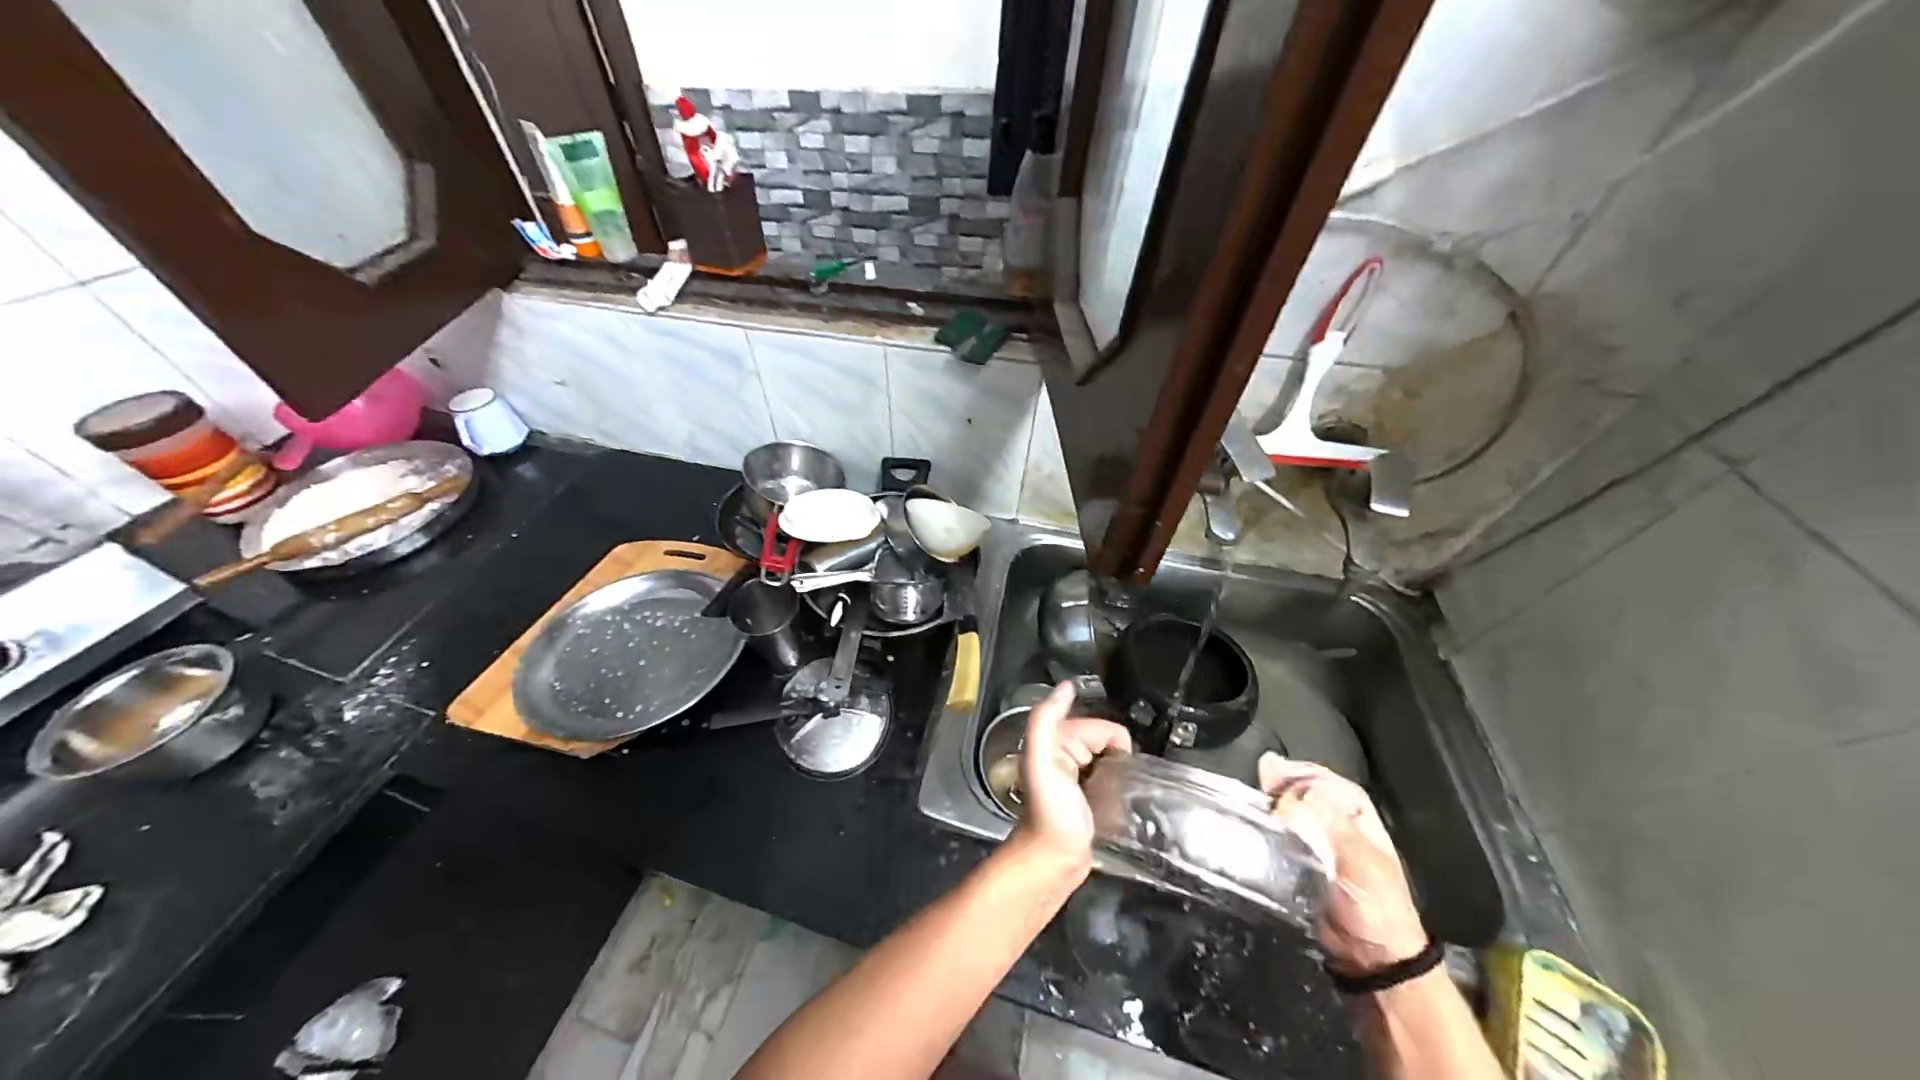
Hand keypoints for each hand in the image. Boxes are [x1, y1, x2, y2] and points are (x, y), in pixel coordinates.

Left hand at [1017, 682, 1131, 863]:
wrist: (1052, 861)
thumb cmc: (1049, 811)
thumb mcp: (1040, 759)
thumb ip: (1046, 719)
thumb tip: (1068, 686)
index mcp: (1056, 741)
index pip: (1103, 728)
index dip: (1115, 743)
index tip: (1115, 767)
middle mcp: (1067, 756)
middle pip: (1112, 745)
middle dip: (1122, 759)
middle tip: (1116, 785)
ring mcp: (1081, 781)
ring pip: (1116, 764)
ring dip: (1125, 776)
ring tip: (1122, 797)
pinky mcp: (1093, 803)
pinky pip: (1118, 786)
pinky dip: (1124, 791)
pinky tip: (1123, 806)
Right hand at [1258, 754, 1426, 973]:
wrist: (1372, 959)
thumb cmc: (1378, 907)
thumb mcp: (1361, 861)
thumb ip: (1329, 824)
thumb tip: (1291, 795)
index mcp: (1356, 813)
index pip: (1321, 779)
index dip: (1297, 774)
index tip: (1270, 774)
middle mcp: (1332, 821)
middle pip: (1298, 792)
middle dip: (1276, 788)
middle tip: (1256, 791)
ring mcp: (1312, 842)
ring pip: (1284, 814)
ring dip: (1266, 810)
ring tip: (1249, 808)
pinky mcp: (1295, 863)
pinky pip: (1275, 839)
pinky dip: (1262, 832)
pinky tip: (1251, 830)